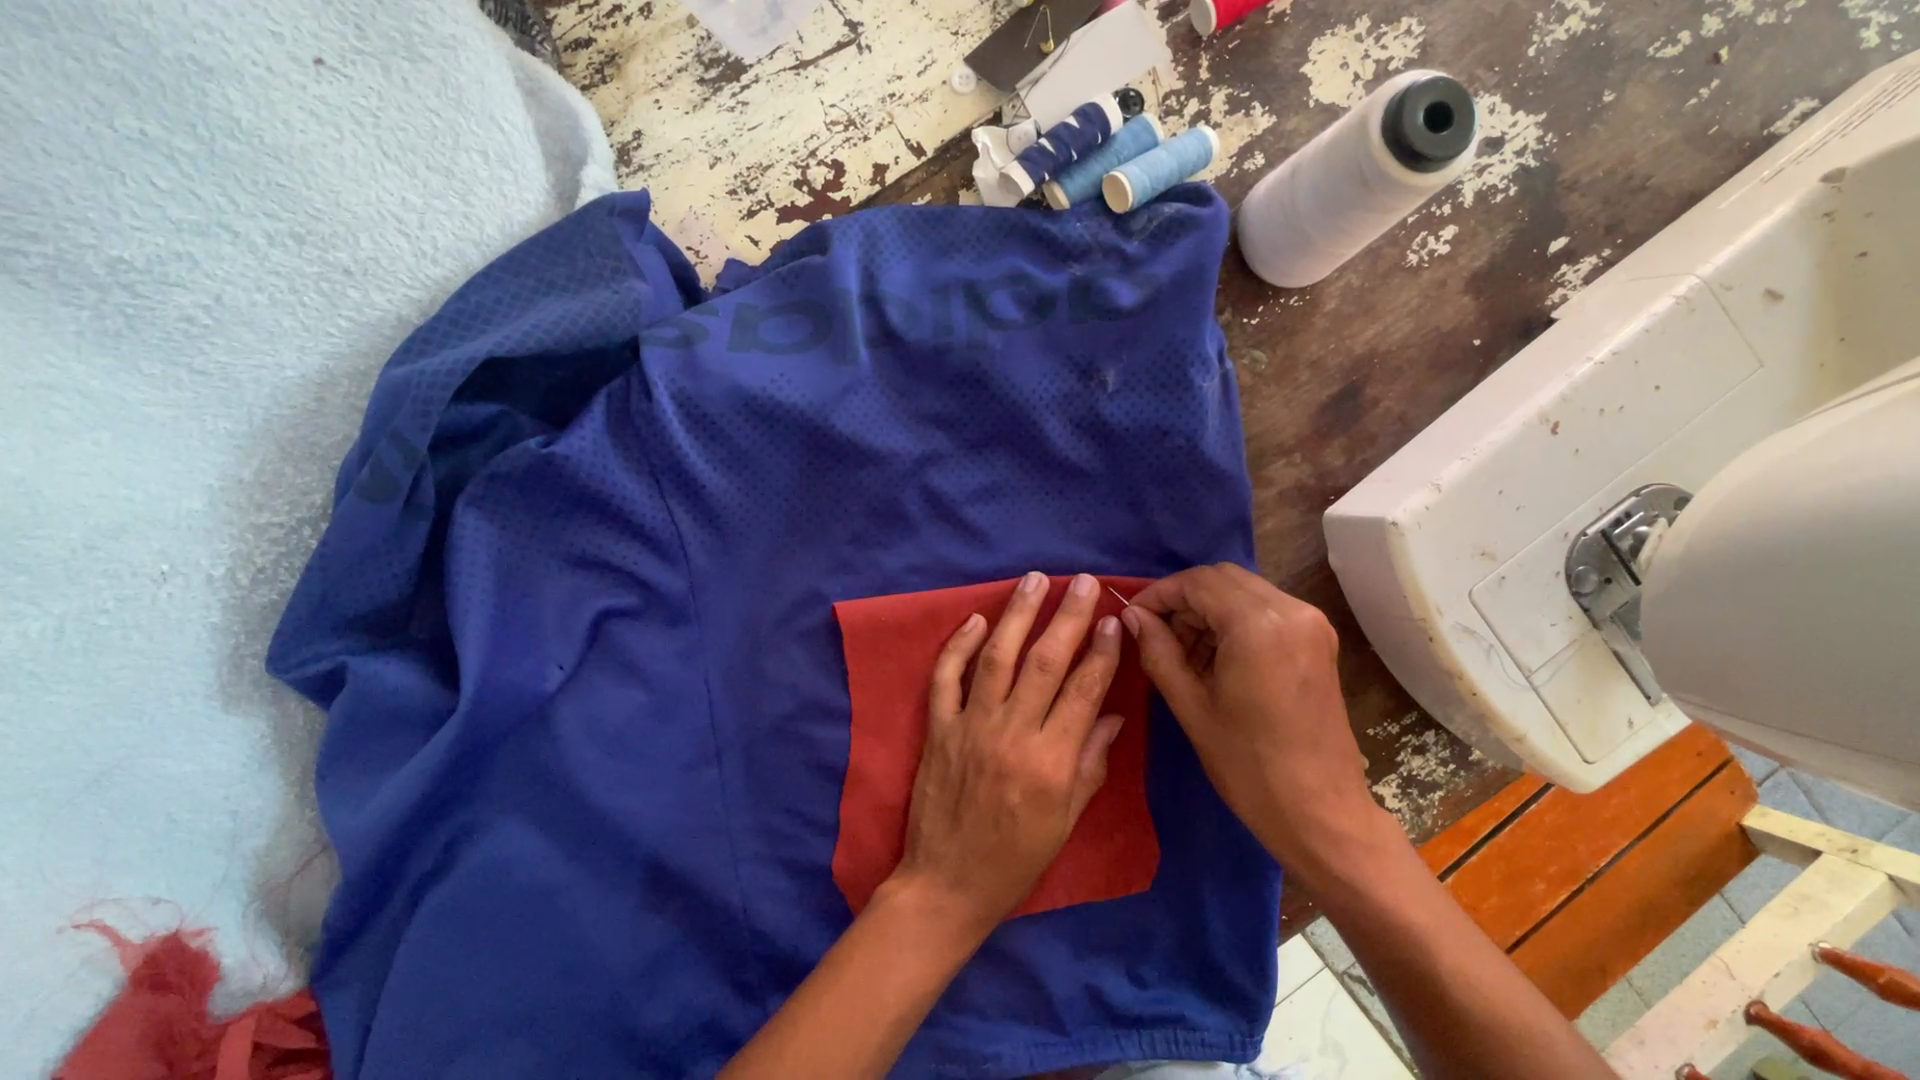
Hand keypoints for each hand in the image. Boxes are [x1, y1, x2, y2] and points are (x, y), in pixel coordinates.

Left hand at [891, 571, 1126, 935]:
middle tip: (1083, 582)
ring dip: (1018, 614)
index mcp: (1052, 761)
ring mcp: (970, 727)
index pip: (1084, 690)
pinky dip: (958, 645)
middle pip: (1045, 662)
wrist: (947, 884)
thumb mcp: (1067, 820)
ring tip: (1035, 580)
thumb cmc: (1017, 859)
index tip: (1114, 619)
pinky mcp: (938, 729)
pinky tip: (976, 618)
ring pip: (997, 657)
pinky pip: (946, 678)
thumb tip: (1111, 713)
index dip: (1102, 651)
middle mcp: (1012, 734)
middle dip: (1068, 617)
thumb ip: (1091, 763)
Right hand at [1123, 564, 1389, 880]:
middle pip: (1223, 579)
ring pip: (1245, 593)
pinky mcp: (1318, 642)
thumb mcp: (1191, 706)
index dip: (1159, 594)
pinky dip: (1234, 623)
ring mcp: (1311, 624)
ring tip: (1182, 654)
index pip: (1198, 582)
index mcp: (1259, 624)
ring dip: (1209, 611)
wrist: (1318, 810)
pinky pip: (1266, 612)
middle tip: (1155, 635)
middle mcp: (1291, 610)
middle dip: (1184, 600)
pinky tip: (1215, 659)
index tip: (1132, 617)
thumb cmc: (1247, 764)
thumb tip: (1132, 616)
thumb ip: (1158, 651)